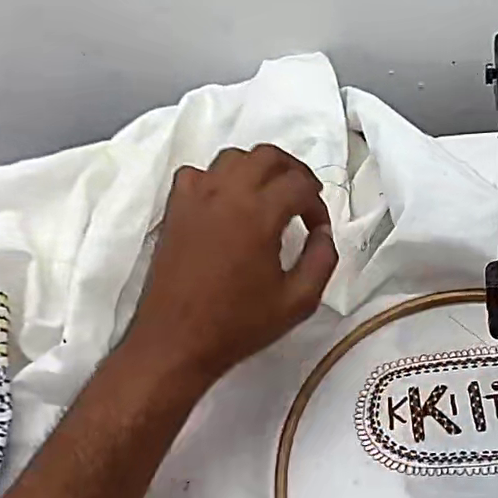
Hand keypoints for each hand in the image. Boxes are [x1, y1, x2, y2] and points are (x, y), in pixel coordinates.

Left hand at [125, 145, 338, 384]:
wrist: (177, 341)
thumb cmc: (239, 325)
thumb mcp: (298, 301)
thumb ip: (322, 260)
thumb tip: (323, 233)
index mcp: (258, 214)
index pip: (300, 185)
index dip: (317, 205)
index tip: (317, 230)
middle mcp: (226, 194)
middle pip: (268, 156)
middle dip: (294, 173)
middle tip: (303, 200)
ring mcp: (195, 197)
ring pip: (233, 158)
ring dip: (258, 171)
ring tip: (269, 199)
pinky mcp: (174, 209)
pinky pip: (199, 174)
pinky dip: (219, 179)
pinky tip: (227, 205)